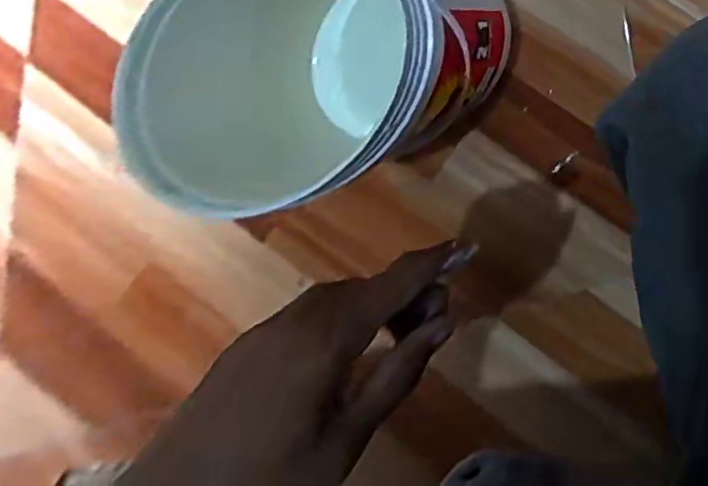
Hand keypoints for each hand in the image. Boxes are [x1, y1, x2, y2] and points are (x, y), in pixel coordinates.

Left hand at [119, 241, 474, 485]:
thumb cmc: (266, 482)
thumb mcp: (345, 440)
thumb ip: (398, 374)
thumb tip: (443, 323)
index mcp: (326, 337)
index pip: (395, 282)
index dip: (435, 262)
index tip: (468, 246)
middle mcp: (296, 321)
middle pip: (367, 287)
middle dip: (406, 295)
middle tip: (430, 326)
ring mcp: (262, 334)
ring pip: (335, 299)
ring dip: (371, 306)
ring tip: (390, 340)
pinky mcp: (240, 353)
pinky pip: (305, 317)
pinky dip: (338, 319)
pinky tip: (340, 355)